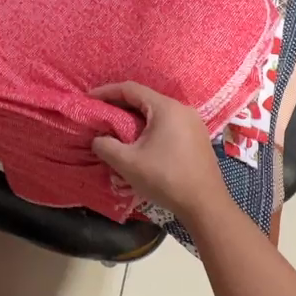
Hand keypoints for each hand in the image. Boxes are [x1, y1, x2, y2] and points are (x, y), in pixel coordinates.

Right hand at [91, 81, 227, 214]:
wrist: (205, 206)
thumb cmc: (165, 179)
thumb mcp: (127, 163)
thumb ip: (105, 146)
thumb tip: (98, 140)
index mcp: (166, 108)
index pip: (131, 89)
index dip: (107, 91)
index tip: (90, 98)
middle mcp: (182, 109)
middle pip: (145, 99)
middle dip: (120, 104)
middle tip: (101, 113)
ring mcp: (193, 124)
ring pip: (157, 112)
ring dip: (135, 117)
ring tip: (117, 128)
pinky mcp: (198, 138)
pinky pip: (168, 123)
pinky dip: (150, 127)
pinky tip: (141, 141)